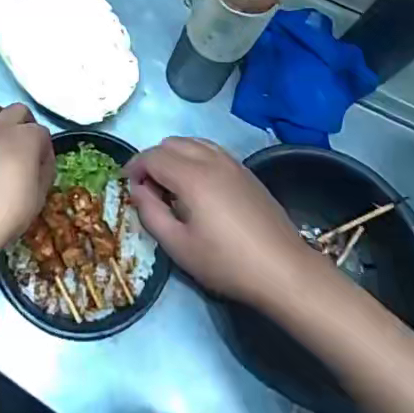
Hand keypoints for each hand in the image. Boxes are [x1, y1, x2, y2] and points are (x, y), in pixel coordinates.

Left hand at [0, 103, 53, 272]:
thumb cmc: (8, 213)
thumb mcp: (39, 197)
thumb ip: (44, 172)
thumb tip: (40, 161)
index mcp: (26, 138)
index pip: (43, 133)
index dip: (45, 150)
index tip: (43, 167)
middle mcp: (2, 127)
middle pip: (18, 110)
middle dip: (26, 124)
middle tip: (25, 146)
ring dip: (0, 119)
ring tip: (1, 139)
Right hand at [126, 137, 325, 307]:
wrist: (284, 270)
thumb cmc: (227, 262)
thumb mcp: (179, 246)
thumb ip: (151, 214)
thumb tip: (138, 191)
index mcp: (191, 176)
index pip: (152, 156)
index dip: (135, 167)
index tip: (129, 187)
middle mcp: (210, 159)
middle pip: (171, 143)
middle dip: (153, 160)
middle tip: (149, 190)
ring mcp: (232, 163)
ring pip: (192, 142)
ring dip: (174, 156)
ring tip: (172, 187)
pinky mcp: (246, 171)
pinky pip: (210, 150)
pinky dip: (194, 157)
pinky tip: (198, 186)